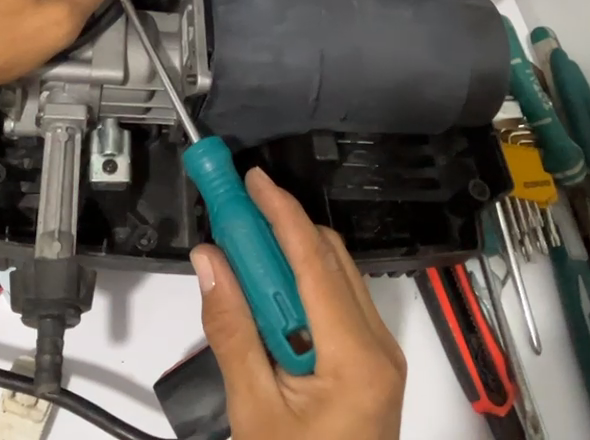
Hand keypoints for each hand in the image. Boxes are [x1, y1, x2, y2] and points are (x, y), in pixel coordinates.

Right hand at [191, 168, 406, 439]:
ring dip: (287, 253)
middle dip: (278, 226)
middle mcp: (378, 345)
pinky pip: (337, 301)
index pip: (312, 259)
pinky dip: (299, 282)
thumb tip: (209, 262)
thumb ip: (231, 330)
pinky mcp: (370, 365)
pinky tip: (265, 290)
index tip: (249, 179)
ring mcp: (379, 355)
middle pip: (327, 257)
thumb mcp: (254, 410)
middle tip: (233, 208)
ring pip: (334, 275)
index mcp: (356, 355)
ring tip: (241, 245)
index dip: (278, 210)